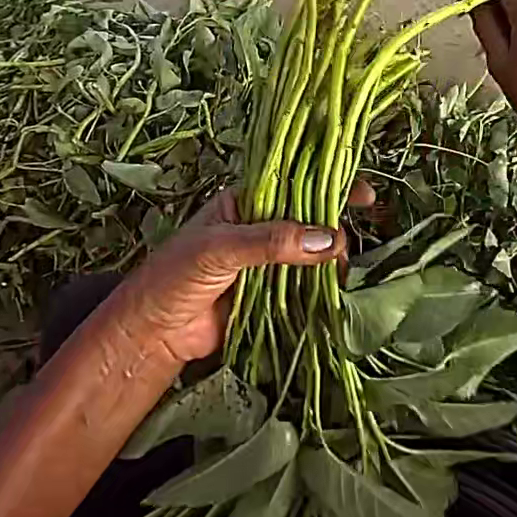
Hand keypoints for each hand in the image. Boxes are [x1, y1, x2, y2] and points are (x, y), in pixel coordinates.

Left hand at [109, 185, 372, 362]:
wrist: (153, 333)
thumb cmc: (175, 276)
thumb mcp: (220, 248)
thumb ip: (272, 241)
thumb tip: (328, 239)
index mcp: (247, 201)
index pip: (295, 182)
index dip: (330, 183)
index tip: (363, 194)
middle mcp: (263, 225)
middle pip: (310, 218)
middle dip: (334, 228)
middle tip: (346, 246)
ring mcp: (270, 259)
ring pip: (312, 252)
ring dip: (331, 260)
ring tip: (340, 272)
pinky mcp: (273, 291)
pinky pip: (306, 283)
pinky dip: (323, 286)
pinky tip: (335, 291)